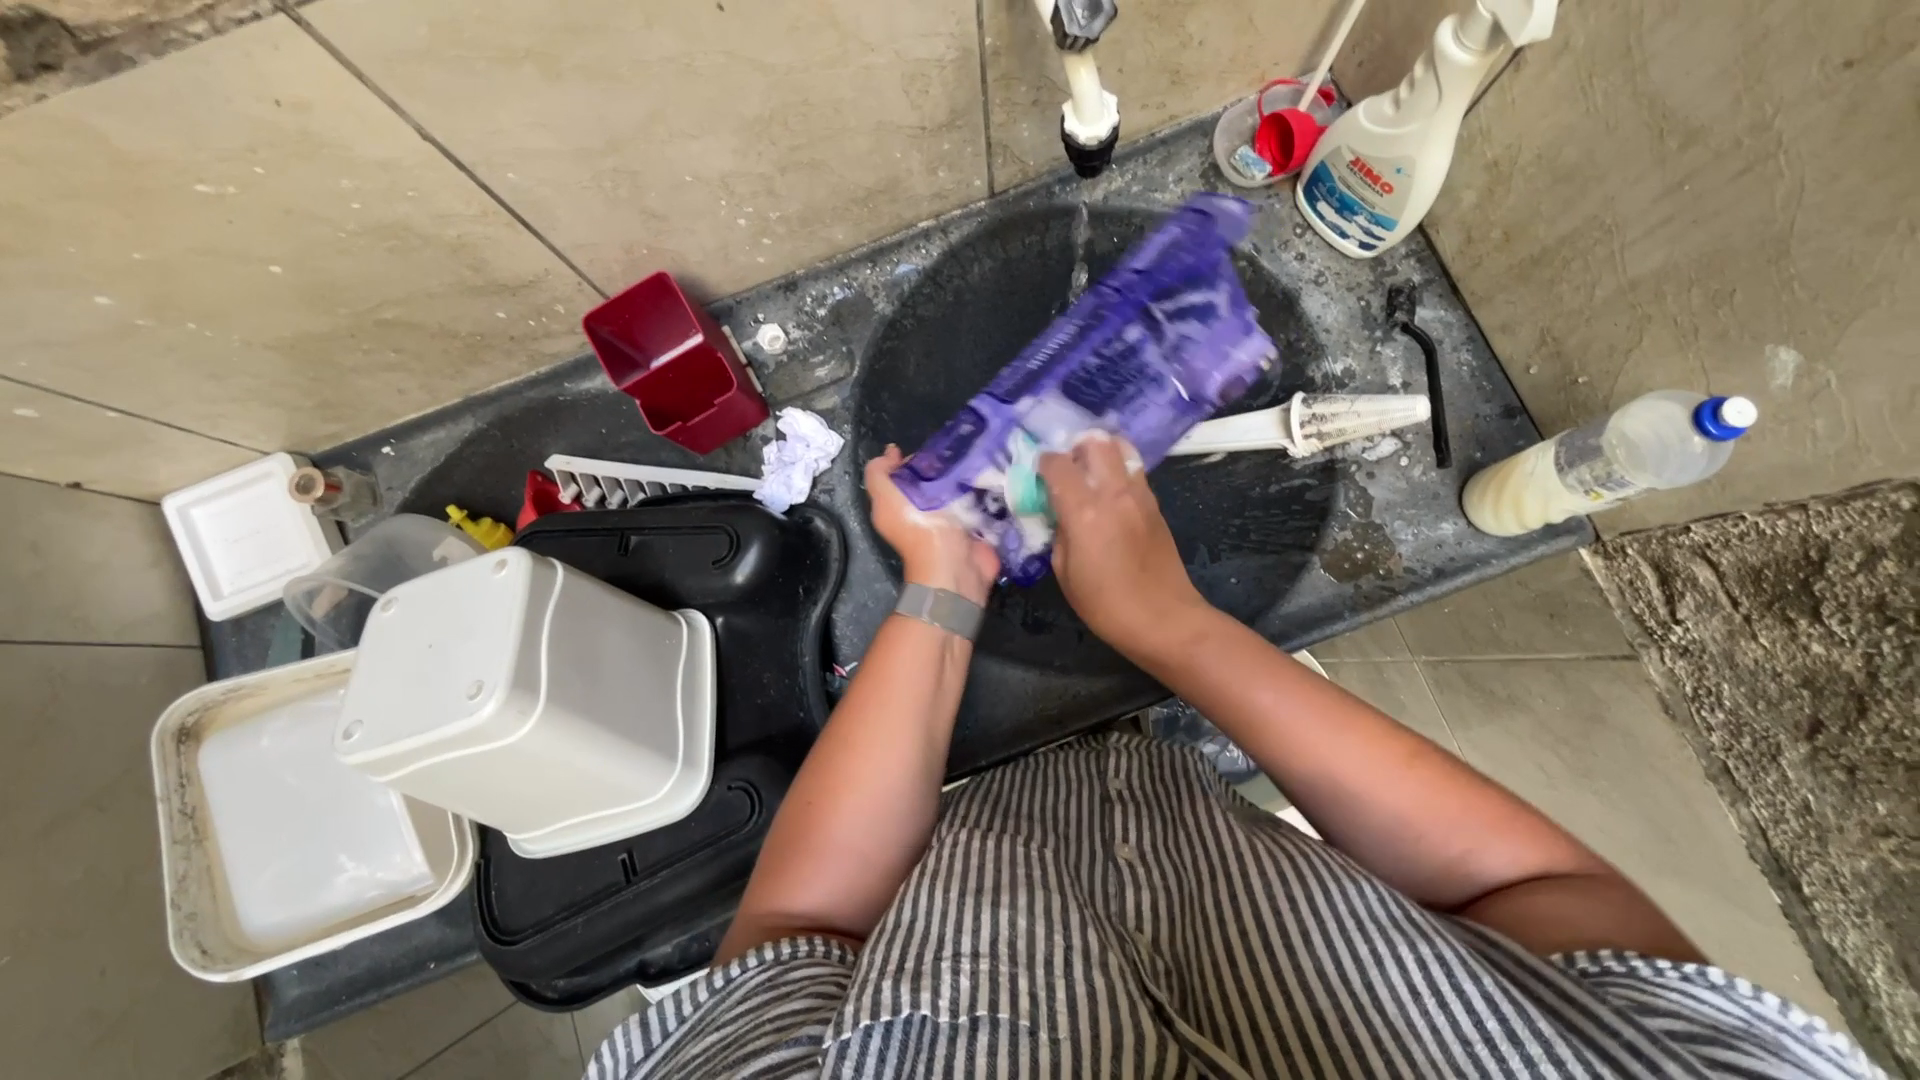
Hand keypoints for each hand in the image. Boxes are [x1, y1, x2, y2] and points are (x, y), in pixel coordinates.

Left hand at [865, 445, 999, 605]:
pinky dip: (988, 486)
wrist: (957, 567)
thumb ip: (879, 475)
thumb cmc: (921, 531)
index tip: (929, 450)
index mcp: (901, 504)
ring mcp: (955, 518)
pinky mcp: (979, 523)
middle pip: (936, 477)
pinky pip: (984, 498)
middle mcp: (927, 510)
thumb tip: (889, 452)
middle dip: (946, 462)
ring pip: (961, 485)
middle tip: (960, 450)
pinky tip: (995, 471)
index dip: (913, 459)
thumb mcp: (887, 500)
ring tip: (980, 455)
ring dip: (970, 472)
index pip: (906, 473)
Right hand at [1038, 434, 1209, 654]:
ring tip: (1090, 473)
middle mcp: (1115, 492)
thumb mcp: (1064, 573)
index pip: (1058, 464)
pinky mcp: (1156, 505)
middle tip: (1066, 467)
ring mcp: (1141, 496)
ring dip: (1102, 453)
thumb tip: (1059, 513)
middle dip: (1076, 447)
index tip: (1037, 474)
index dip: (1043, 463)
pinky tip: (1109, 494)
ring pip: (1122, 449)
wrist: (1164, 619)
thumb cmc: (1106, 605)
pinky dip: (1119, 471)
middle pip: (1096, 442)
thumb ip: (1058, 533)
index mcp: (1085, 511)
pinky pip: (1135, 472)